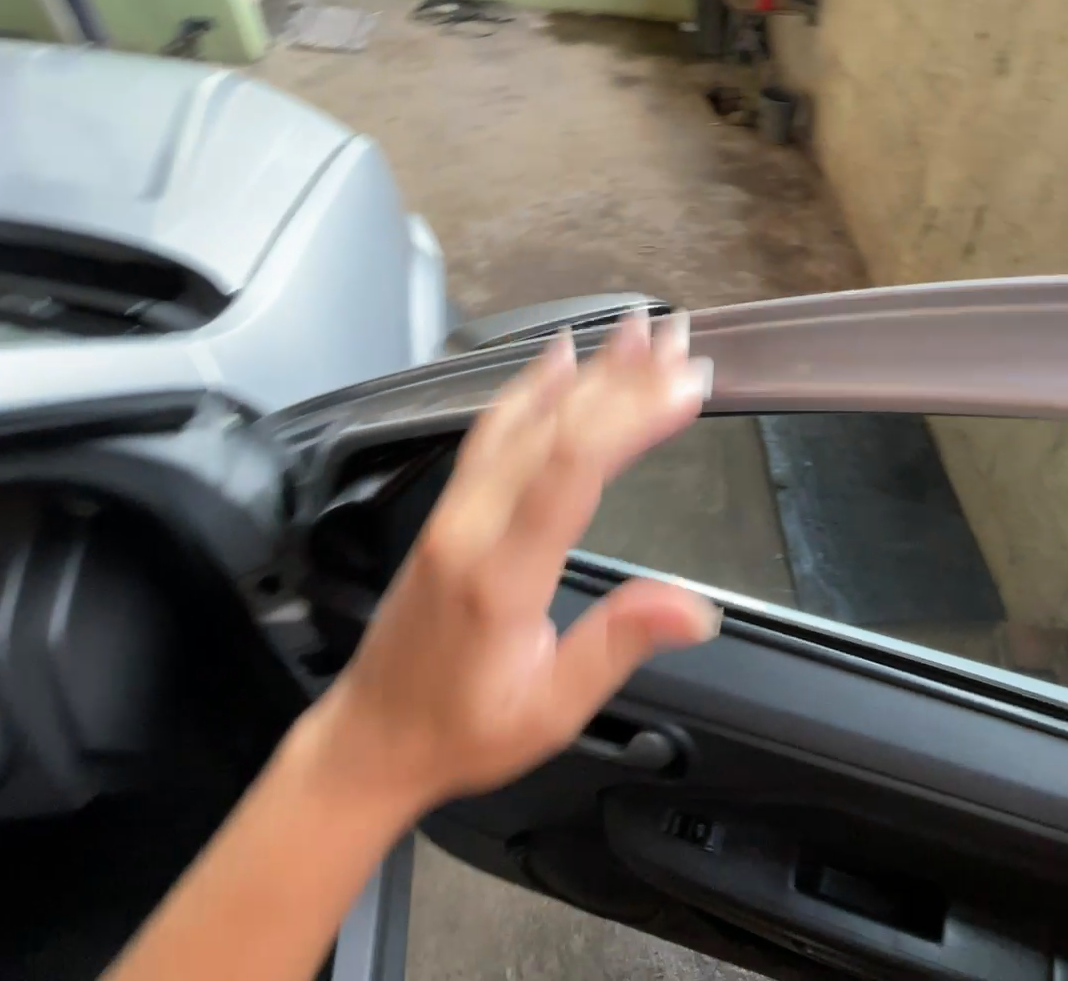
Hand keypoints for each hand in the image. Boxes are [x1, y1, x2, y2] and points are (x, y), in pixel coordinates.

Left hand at [303, 310, 718, 812]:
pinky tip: (558, 360)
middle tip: (677, 338)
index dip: (631, 416)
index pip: (570, 469)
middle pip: (551, 428)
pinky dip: (531, 387)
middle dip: (623, 377)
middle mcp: (472, 525)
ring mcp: (455, 509)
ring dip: (586, 370)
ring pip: (523, 418)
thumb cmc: (463, 729)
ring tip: (635, 329)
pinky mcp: (451, 507)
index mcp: (501, 575)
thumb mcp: (552, 708)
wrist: (371, 737)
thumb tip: (697, 609)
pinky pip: (493, 431)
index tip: (686, 384)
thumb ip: (619, 644)